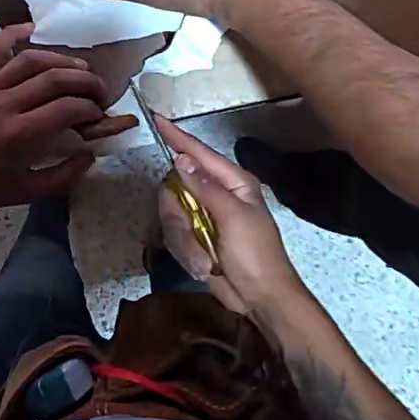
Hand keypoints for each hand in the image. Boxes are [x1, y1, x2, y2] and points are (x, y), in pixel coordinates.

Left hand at [0, 23, 106, 211]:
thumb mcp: (26, 192)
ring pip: (30, 60)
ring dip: (61, 60)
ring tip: (79, 69)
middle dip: (85, 82)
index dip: (90, 108)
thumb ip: (63, 176)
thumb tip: (90, 155)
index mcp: (18, 134)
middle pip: (54, 79)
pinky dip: (10, 34)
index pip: (66, 109)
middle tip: (98, 90)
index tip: (98, 115)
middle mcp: (3, 105)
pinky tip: (31, 27)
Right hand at [153, 118, 321, 327]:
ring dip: (186, 243)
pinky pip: (176, 236)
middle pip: (177, 189)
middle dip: (179, 219)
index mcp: (234, 182)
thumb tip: (181, 159)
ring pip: (173, 217)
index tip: (157, 121)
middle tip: (190, 236)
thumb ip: (204, 187)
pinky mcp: (197, 237)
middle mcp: (217, 194)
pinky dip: (188, 253)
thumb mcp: (232, 217)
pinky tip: (206, 266)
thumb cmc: (255, 254)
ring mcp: (205, 217)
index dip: (178, 138)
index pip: (201, 154)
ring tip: (206, 261)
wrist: (261, 298)